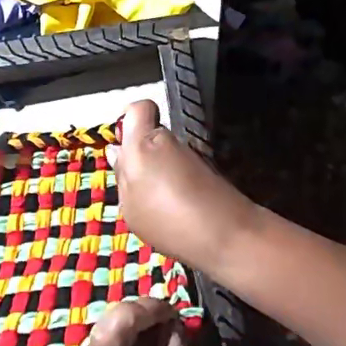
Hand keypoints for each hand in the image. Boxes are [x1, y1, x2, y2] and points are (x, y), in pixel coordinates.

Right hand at [109, 100, 257, 270]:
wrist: (229, 236)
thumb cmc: (172, 221)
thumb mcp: (130, 205)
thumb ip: (121, 175)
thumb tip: (116, 152)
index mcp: (143, 144)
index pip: (138, 108)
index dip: (128, 121)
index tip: (121, 145)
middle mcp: (168, 142)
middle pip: (149, 135)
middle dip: (141, 155)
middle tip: (136, 186)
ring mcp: (190, 156)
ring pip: (164, 155)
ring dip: (159, 174)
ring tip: (157, 205)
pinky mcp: (206, 171)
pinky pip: (180, 171)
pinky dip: (176, 186)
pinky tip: (176, 212)